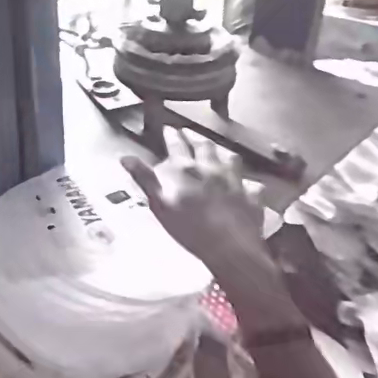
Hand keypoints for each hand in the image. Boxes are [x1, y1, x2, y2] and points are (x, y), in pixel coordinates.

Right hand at [123, 130, 301, 335]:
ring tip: (216, 149)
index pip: (177, 145)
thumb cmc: (189, 228)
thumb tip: (126, 158)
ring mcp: (234, 180)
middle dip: (195, 137)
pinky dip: (247, 180)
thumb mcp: (159, 204)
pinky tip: (247, 183)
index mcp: (186, 169)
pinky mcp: (251, 196)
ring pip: (228, 157)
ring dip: (220, 150)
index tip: (169, 128)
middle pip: (204, 146)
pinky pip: (251, 183)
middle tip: (189, 133)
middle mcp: (211, 168)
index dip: (172, 135)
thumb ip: (144, 179)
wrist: (230, 249)